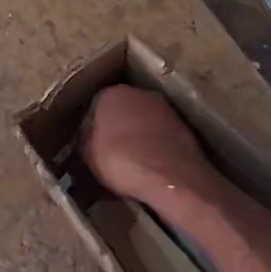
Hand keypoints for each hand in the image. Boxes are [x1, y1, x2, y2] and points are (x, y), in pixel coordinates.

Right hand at [80, 85, 218, 204]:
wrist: (170, 177)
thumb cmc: (122, 162)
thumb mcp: (88, 155)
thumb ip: (86, 140)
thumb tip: (89, 139)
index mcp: (111, 94)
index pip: (94, 106)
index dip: (90, 128)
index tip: (89, 145)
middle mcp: (140, 93)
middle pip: (122, 110)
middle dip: (116, 127)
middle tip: (109, 152)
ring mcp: (165, 108)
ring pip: (143, 121)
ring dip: (137, 136)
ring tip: (131, 161)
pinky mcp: (184, 126)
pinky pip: (160, 135)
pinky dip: (155, 146)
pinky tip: (150, 165)